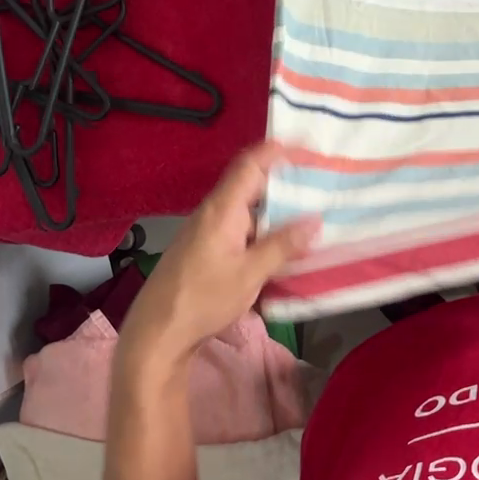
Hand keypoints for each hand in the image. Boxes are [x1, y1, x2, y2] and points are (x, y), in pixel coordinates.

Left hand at [120, 144, 319, 364]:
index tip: (307, 148)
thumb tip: (314, 220)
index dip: (277, 151)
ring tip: (310, 215)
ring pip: (247, 210)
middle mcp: (213, 213)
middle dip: (285, 183)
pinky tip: (282, 247)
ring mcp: (207, 231)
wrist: (158, 332)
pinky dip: (263, 230)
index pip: (250, 164)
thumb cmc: (203, 299)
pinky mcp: (206, 250)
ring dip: (276, 211)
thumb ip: (282, 245)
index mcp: (223, 210)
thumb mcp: (249, 275)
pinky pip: (240, 229)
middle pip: (251, 185)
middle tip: (320, 185)